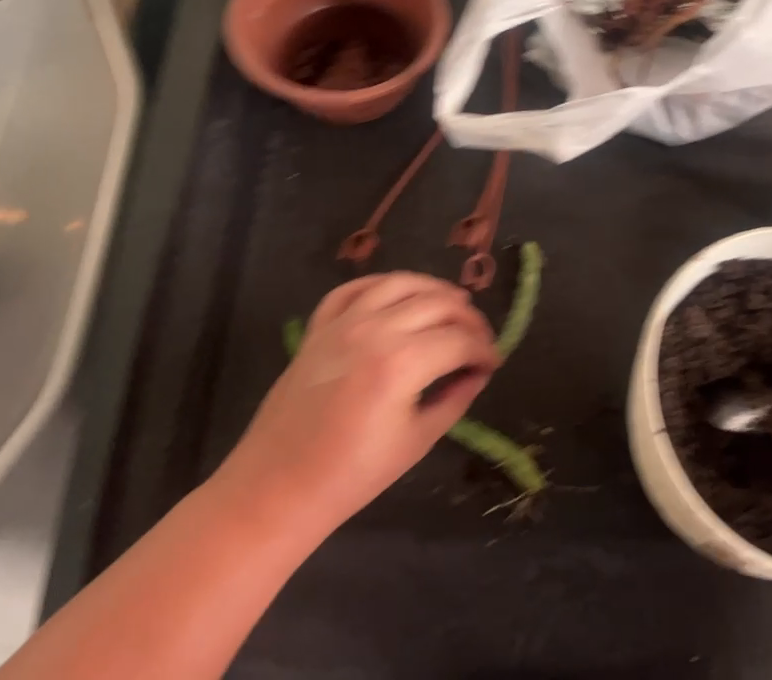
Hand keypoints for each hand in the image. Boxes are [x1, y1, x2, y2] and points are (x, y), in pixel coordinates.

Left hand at [214, 273, 500, 534]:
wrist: (278, 488)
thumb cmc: (353, 475)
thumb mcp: (417, 440)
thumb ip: (454, 399)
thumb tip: (477, 374)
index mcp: (401, 363)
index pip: (460, 341)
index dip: (485, 350)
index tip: (493, 364)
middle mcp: (374, 330)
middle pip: (437, 303)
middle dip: (468, 319)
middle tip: (480, 340)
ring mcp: (341, 324)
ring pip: (399, 283)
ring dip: (432, 290)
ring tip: (452, 306)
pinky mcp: (317, 329)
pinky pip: (353, 290)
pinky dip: (381, 286)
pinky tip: (399, 298)